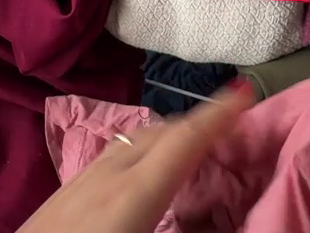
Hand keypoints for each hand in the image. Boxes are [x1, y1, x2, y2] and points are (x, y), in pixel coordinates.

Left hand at [18, 80, 256, 232]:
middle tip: (234, 125)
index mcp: (132, 195)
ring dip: (170, 135)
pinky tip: (145, 171)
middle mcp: (107, 175)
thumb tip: (212, 217)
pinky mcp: (62, 192)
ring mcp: (79, 179)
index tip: (247, 91)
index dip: (219, 115)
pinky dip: (144, 151)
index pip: (184, 141)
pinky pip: (115, 154)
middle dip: (200, 123)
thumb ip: (180, 226)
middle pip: (162, 133)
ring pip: (136, 140)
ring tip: (196, 146)